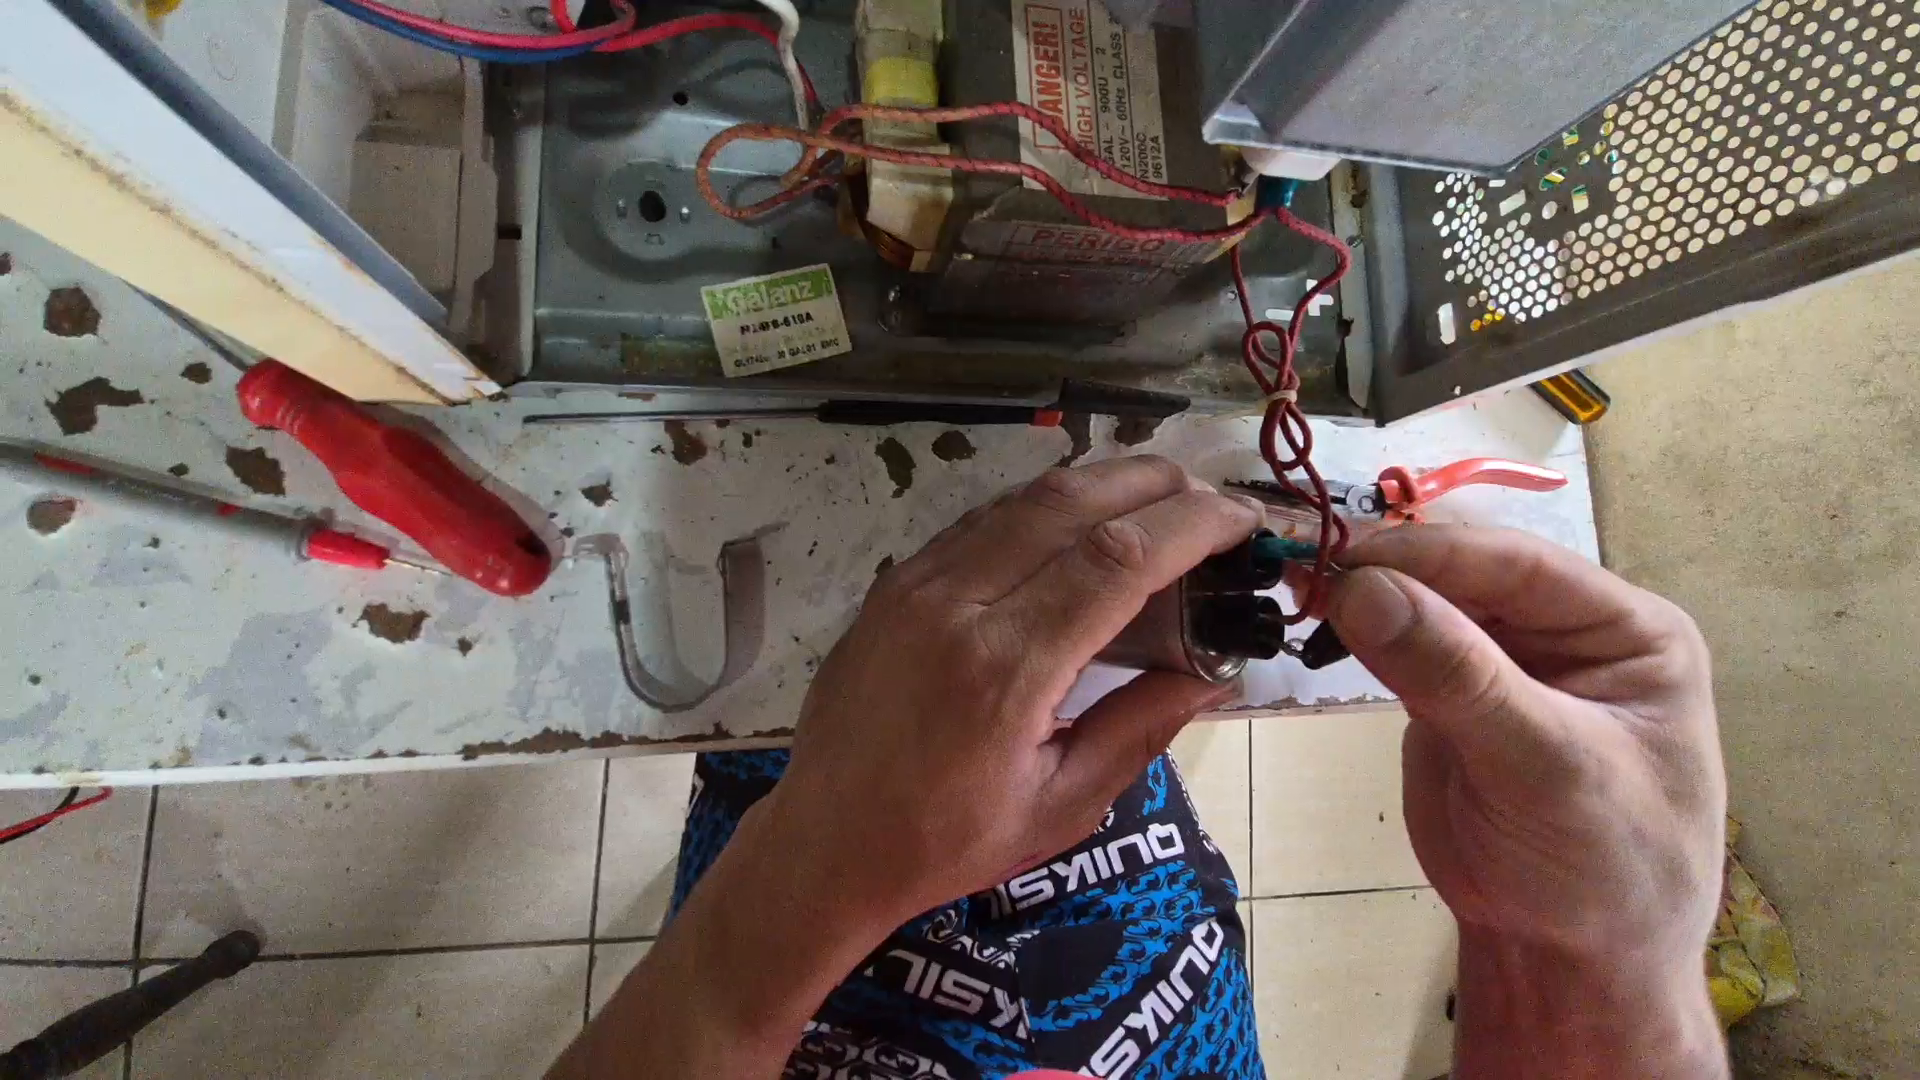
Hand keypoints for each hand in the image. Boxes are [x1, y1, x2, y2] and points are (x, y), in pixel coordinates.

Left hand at [763, 456, 1261, 923]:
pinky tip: (1078, 522)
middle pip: (1071, 502)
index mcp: (1005, 669)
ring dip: (1101, 483)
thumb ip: (1141, 728)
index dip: (1192, 525)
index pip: (1117, 560)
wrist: (825, 837)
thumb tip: (1215, 672)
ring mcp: (915, 581)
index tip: (1241, 520)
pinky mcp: (895, 580)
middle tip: (1209, 496)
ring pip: (1024, 498)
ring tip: (1158, 498)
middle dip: (1155, 482)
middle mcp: (956, 603)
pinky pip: (983, 519)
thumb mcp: (1061, 805)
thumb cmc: (946, 840)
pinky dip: (1045, 506)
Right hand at [1324, 525, 1726, 1076]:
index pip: (1514, 563)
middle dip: (1382, 565)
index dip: (1425, 552)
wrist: (1560, 950)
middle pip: (1460, 570)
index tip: (1340, 556)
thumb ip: (1455, 676)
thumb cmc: (1595, 867)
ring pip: (1419, 596)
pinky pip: (1395, 636)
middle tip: (1302, 566)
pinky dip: (1353, 625)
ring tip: (1295, 582)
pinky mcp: (1445, 684)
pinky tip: (1313, 616)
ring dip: (1357, 590)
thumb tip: (1359, 587)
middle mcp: (1562, 627)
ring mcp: (1500, 654)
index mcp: (1623, 629)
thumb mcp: (1540, 769)